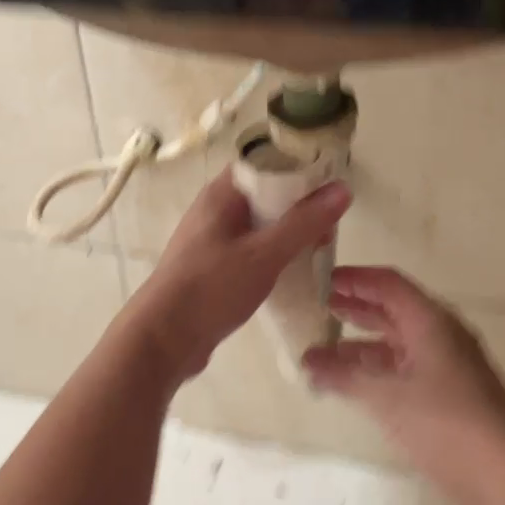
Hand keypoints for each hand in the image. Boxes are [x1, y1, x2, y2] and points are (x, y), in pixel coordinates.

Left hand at [121, 166, 351, 385]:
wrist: (162, 341)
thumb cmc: (210, 288)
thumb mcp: (264, 254)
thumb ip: (304, 222)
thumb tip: (342, 188)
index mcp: (221, 194)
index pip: (264, 163)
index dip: (297, 166)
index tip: (330, 179)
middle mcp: (215, 209)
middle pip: (265, 193)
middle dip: (299, 204)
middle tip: (330, 223)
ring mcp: (212, 239)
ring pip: (259, 223)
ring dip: (288, 232)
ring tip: (319, 248)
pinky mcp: (213, 267)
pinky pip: (251, 248)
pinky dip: (273, 253)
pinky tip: (293, 271)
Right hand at [301, 267, 504, 457]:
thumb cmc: (448, 421)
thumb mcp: (389, 396)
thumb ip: (345, 375)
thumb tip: (308, 359)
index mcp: (429, 319)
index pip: (387, 283)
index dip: (354, 278)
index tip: (321, 280)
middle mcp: (440, 333)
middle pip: (392, 310)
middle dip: (355, 309)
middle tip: (318, 310)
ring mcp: (448, 364)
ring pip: (398, 343)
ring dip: (362, 346)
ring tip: (323, 354)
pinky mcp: (452, 394)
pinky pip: (407, 369)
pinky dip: (379, 371)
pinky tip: (356, 386)